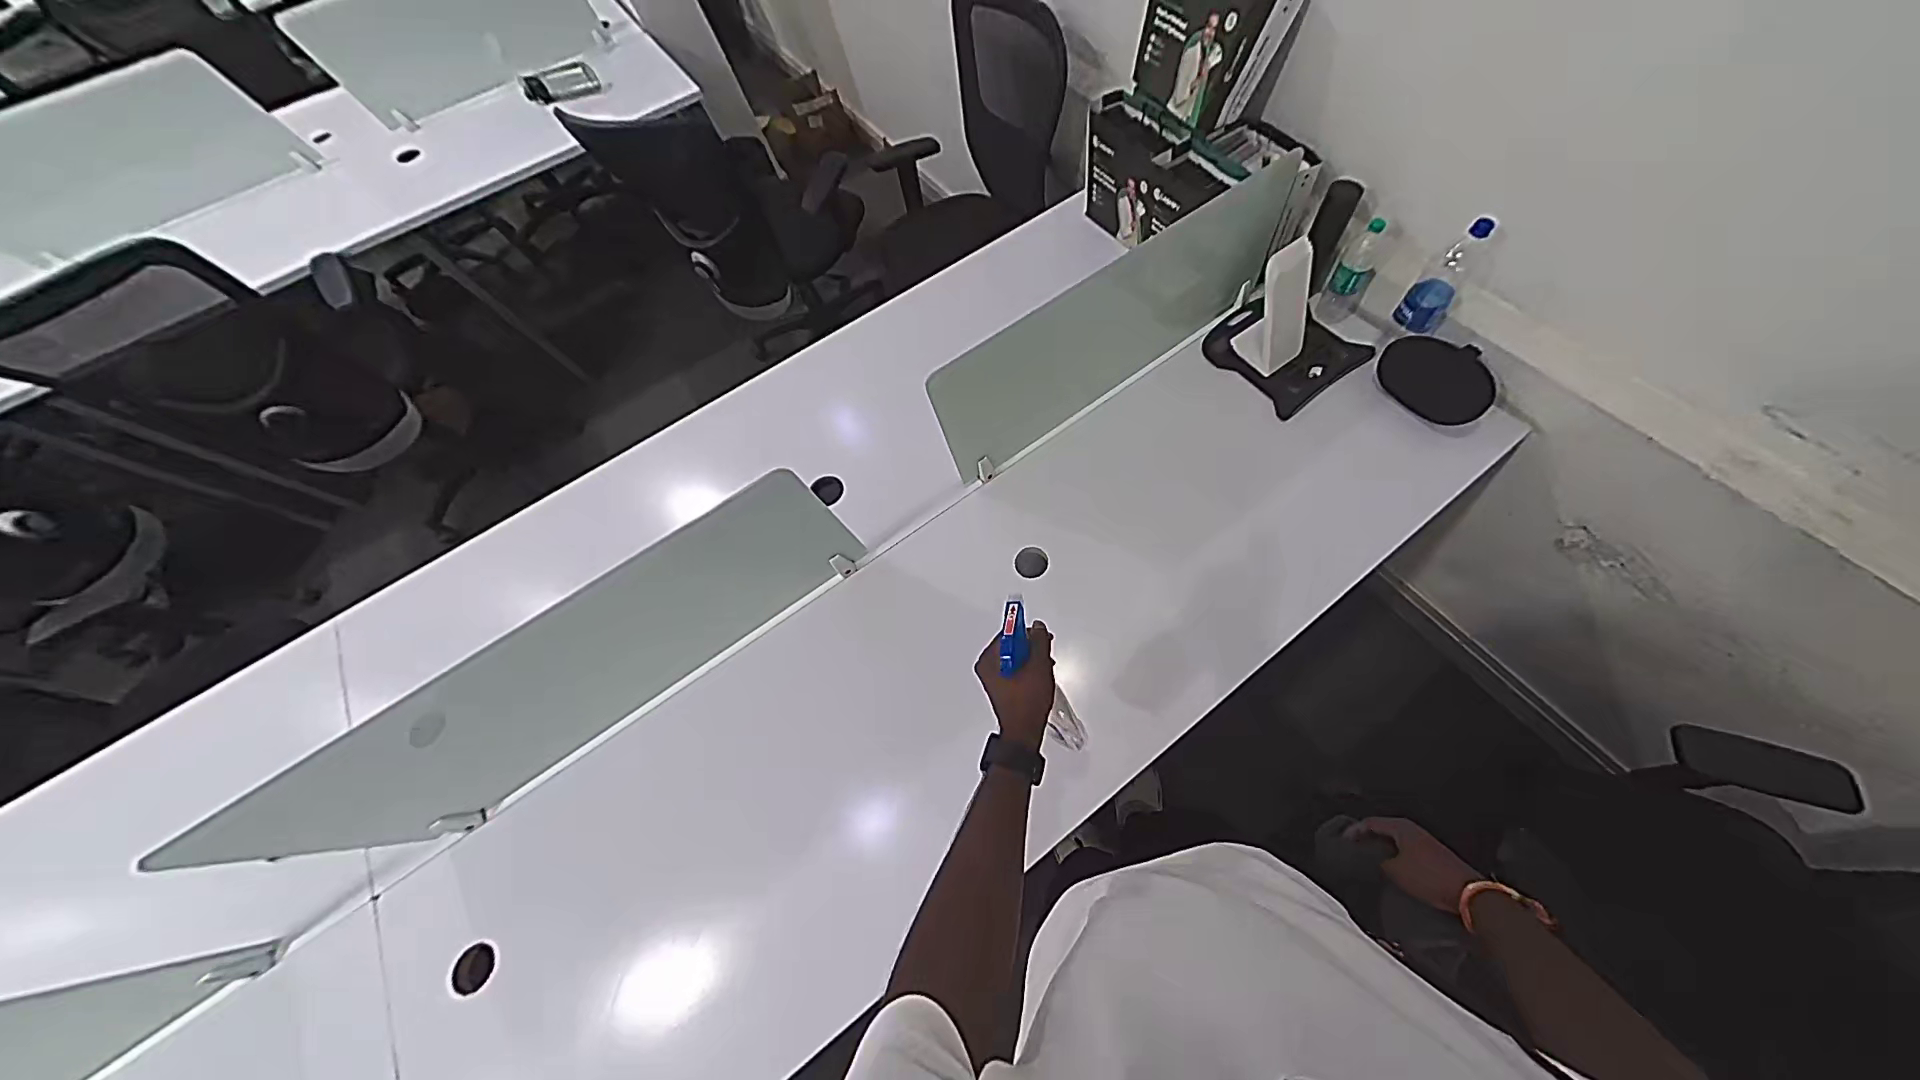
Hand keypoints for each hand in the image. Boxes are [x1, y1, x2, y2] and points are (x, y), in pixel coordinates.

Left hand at [974, 621, 1053, 750]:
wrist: (1024, 731)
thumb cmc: (1027, 703)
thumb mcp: (1038, 665)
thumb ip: (1039, 641)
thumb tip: (1038, 628)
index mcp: (989, 660)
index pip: (1008, 633)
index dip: (1027, 632)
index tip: (1040, 635)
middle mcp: (987, 668)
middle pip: (1011, 644)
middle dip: (1030, 647)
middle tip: (1044, 653)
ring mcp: (993, 678)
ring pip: (1015, 656)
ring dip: (1031, 658)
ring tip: (1044, 668)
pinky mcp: (1001, 687)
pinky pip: (1014, 668)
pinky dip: (1027, 669)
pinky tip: (1039, 677)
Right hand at [1349, 817, 1482, 915]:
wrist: (1469, 894)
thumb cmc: (1429, 878)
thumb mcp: (1394, 870)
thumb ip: (1377, 860)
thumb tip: (1368, 858)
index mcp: (1401, 827)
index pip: (1369, 822)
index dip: (1353, 831)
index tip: (1342, 841)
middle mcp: (1413, 830)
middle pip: (1382, 829)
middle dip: (1366, 837)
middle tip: (1353, 848)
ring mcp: (1425, 841)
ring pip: (1394, 839)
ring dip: (1380, 846)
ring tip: (1368, 857)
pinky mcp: (1433, 854)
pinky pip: (1405, 848)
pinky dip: (1393, 853)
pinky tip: (1390, 865)